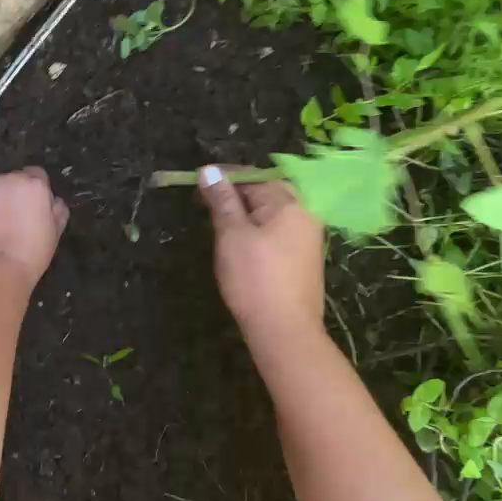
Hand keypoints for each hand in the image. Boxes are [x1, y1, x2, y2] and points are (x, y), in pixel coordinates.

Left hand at [0, 167, 69, 289]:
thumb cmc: (29, 254)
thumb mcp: (54, 233)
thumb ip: (57, 211)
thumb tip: (54, 201)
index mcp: (33, 184)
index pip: (36, 175)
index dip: (34, 191)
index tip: (31, 208)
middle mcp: (7, 178)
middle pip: (11, 180)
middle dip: (12, 194)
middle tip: (11, 219)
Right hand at [197, 165, 324, 351]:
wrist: (284, 329)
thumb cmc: (254, 277)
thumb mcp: (231, 233)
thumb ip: (221, 199)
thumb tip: (209, 171)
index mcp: (289, 203)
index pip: (252, 177)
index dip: (222, 177)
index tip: (195, 182)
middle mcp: (304, 213)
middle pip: (265, 190)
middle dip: (234, 192)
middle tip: (204, 200)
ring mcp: (306, 235)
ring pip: (270, 210)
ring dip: (243, 210)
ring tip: (215, 218)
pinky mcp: (302, 255)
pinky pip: (277, 227)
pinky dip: (255, 226)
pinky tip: (238, 238)